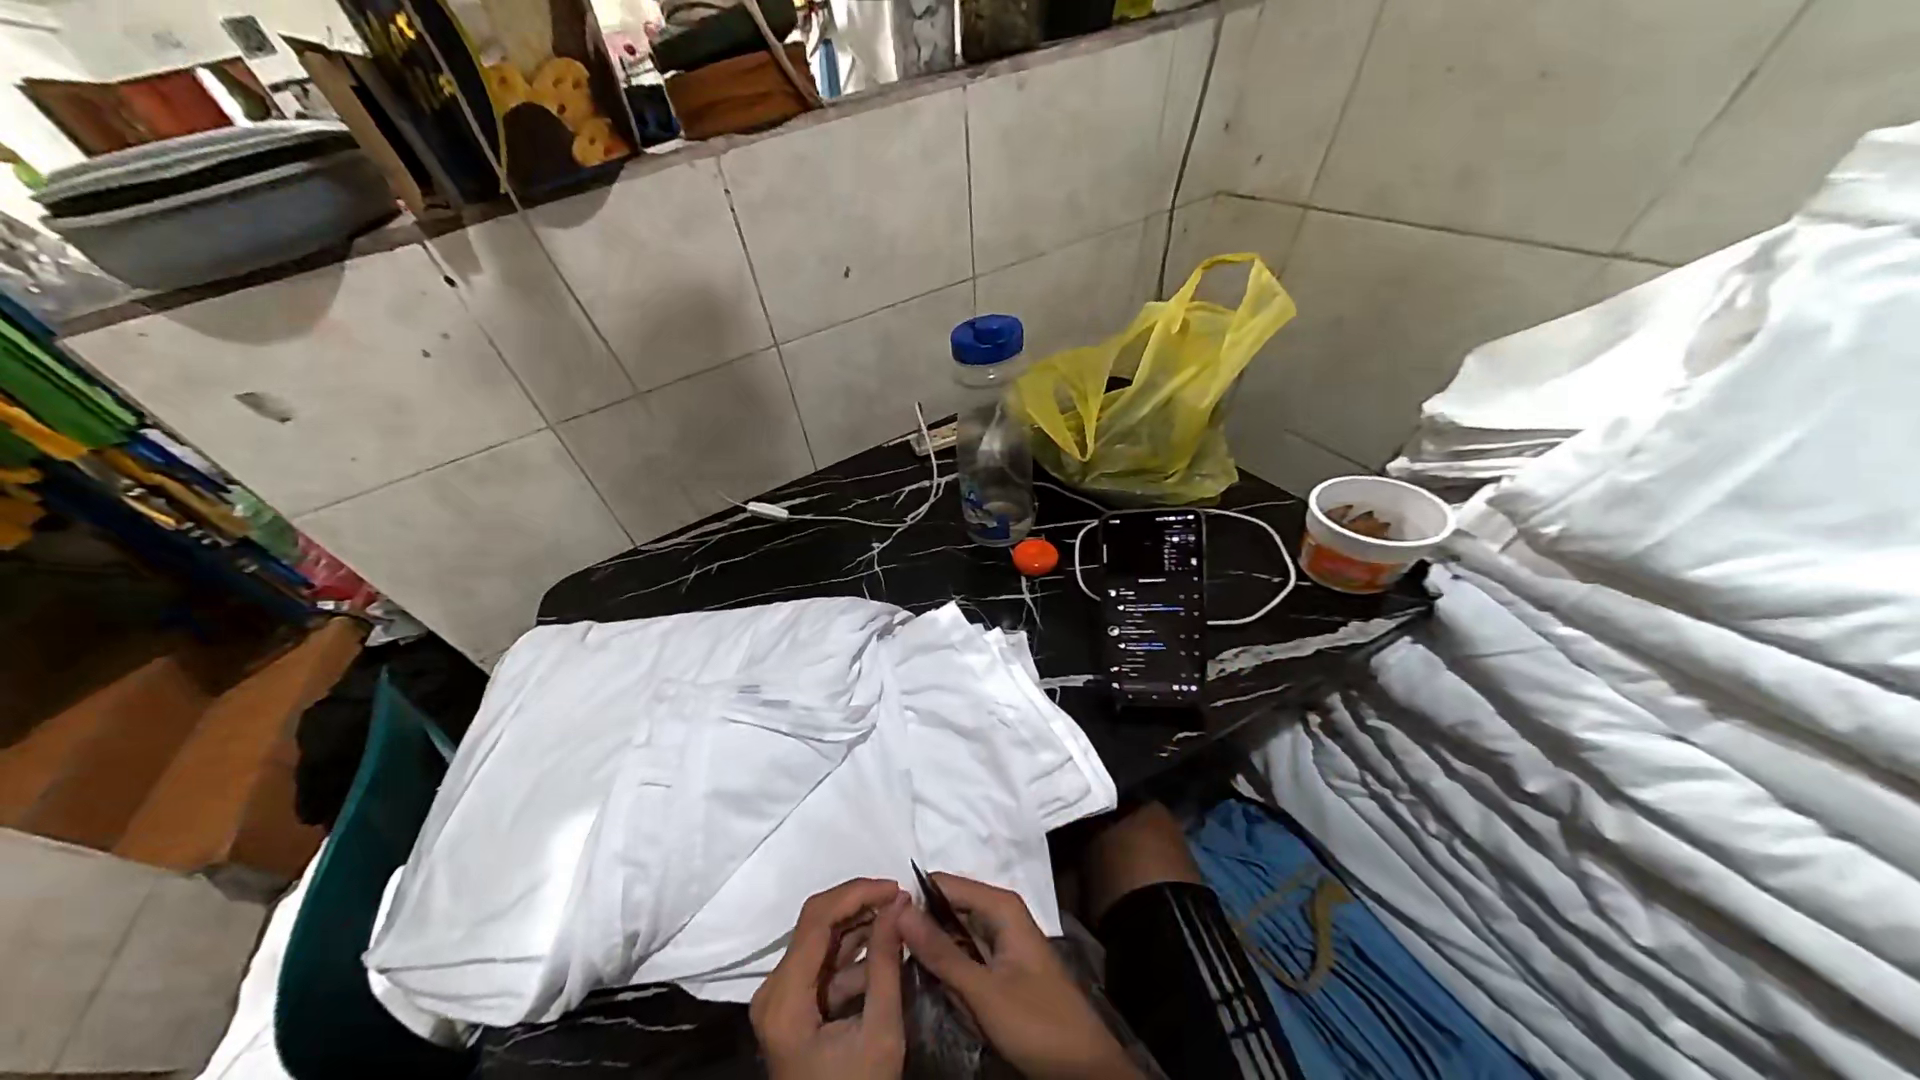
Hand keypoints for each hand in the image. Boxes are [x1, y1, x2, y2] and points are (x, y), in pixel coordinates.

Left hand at [751, 878, 908, 1079]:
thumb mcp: (881, 1032)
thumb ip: (887, 964)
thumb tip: (898, 904)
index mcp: (784, 999)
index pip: (815, 920)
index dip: (856, 894)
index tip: (895, 887)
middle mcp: (772, 991)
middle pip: (814, 925)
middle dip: (859, 905)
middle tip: (900, 899)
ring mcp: (780, 998)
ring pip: (820, 940)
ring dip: (859, 926)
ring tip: (899, 917)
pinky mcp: (792, 1006)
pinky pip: (822, 964)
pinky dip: (853, 952)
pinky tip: (885, 947)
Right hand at [899, 873, 1144, 1079]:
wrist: (1083, 1068)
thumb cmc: (1037, 1023)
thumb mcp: (983, 991)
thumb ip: (941, 951)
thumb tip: (900, 910)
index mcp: (1000, 906)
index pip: (942, 884)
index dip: (913, 902)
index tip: (883, 927)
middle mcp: (1000, 913)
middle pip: (947, 909)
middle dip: (925, 935)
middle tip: (898, 961)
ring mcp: (1000, 940)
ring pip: (953, 937)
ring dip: (939, 960)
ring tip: (926, 981)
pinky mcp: (999, 966)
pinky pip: (965, 958)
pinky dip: (953, 975)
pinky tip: (947, 994)